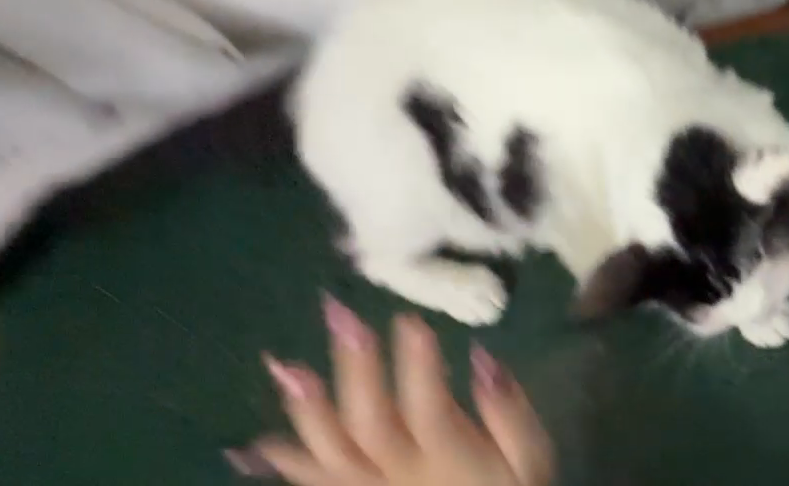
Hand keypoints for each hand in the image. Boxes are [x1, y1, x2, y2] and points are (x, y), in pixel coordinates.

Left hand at [227, 298, 553, 484]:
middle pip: (369, 424)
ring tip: (285, 366)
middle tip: (340, 318)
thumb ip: (509, 412)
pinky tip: (258, 442)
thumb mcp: (530, 457)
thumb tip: (486, 359)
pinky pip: (315, 481)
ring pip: (332, 451)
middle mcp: (400, 473)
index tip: (407, 318)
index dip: (416, 364)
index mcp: (449, 456)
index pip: (427, 406)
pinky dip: (286, 461)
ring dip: (307, 408)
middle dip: (355, 368)